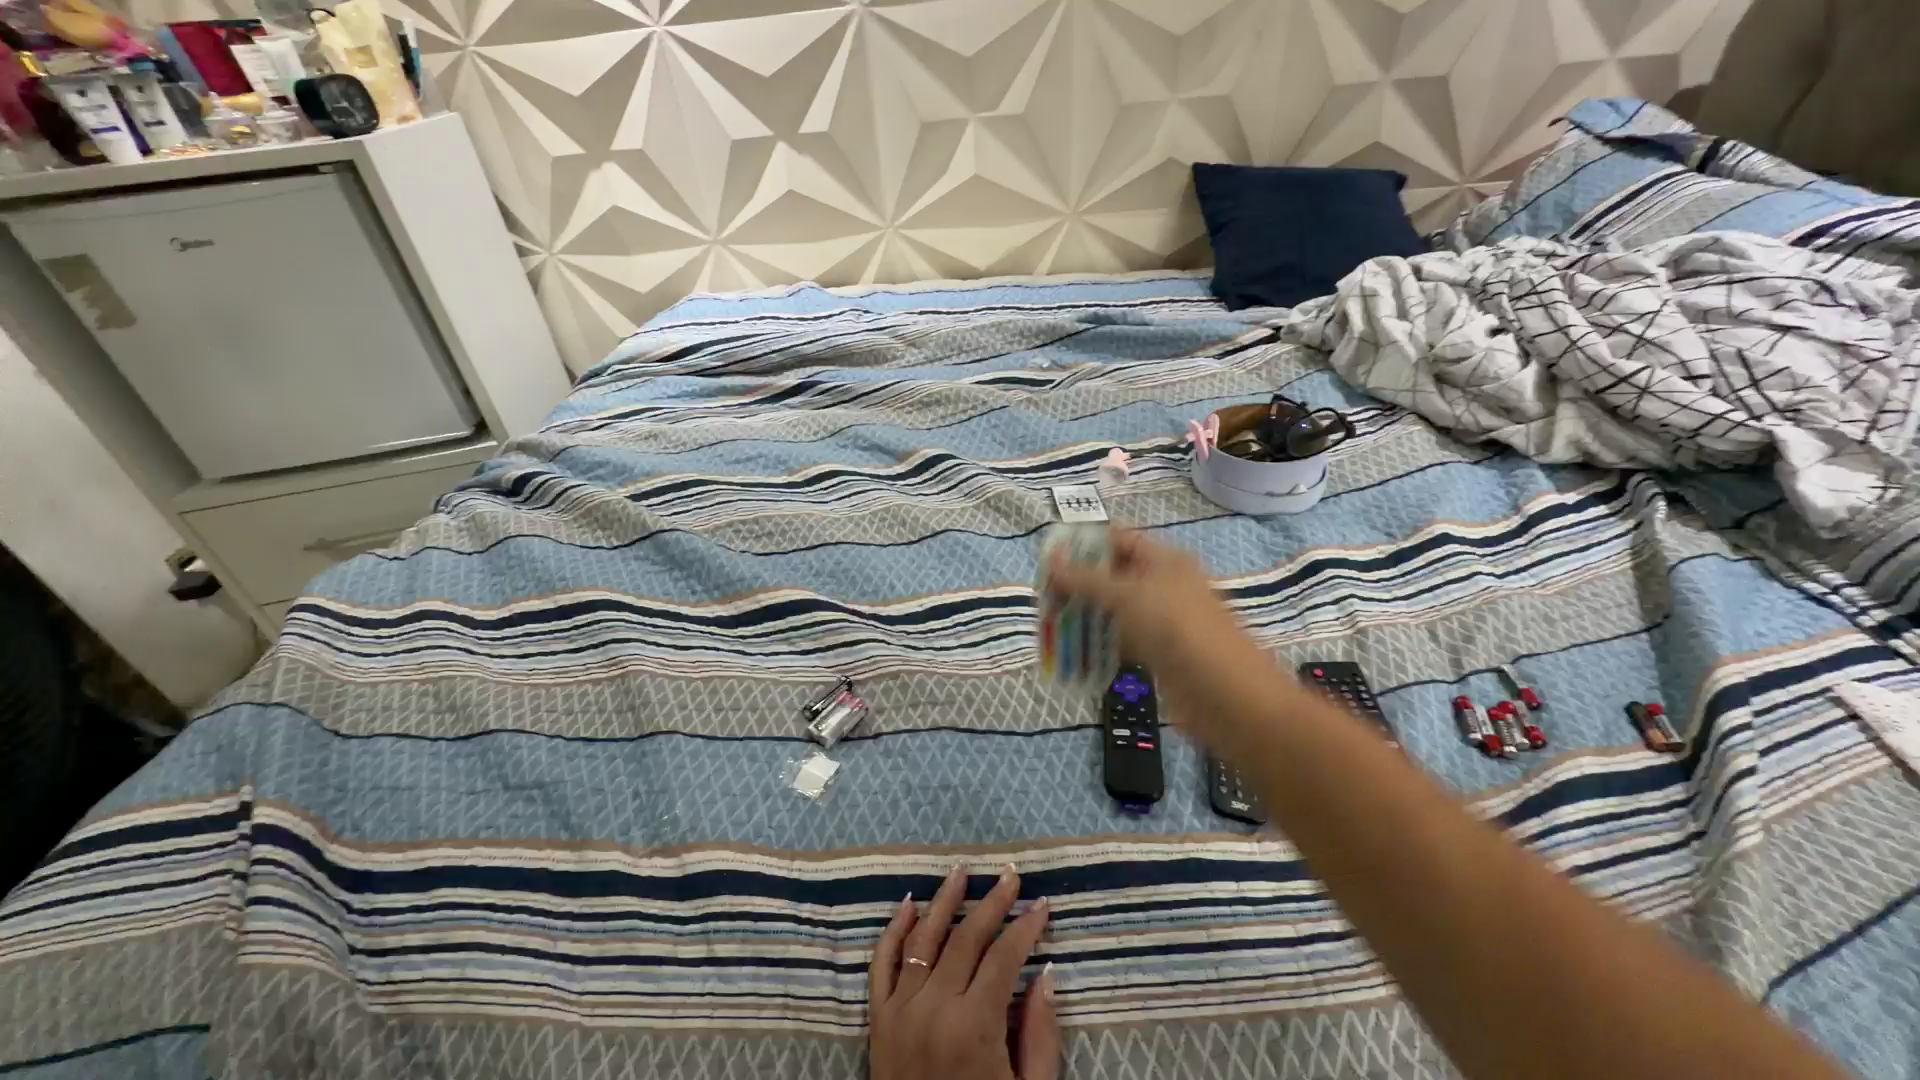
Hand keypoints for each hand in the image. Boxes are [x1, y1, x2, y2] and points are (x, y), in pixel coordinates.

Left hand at [868, 864, 1057, 1079]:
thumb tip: (1045, 974)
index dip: (1026, 927)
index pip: (1004, 956)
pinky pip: (882, 965)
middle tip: (1010, 875)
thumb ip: (1040, 1034)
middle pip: (965, 938)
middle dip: (992, 903)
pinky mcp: (877, 1021)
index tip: (1043, 904)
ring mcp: (900, 1012)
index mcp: (974, 1026)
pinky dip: (894, 931)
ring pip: (922, 940)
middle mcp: (933, 1009)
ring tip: (961, 870)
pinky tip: (907, 905)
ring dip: (943, 901)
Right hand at [1046, 528, 1284, 750]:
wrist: (1223, 692)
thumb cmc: (1175, 628)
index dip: (1084, 545)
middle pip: (1114, 576)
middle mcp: (1165, 585)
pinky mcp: (1160, 654)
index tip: (1048, 560)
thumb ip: (1085, 579)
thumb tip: (1049, 559)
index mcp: (1165, 559)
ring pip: (1116, 612)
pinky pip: (1122, 643)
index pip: (1119, 540)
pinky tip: (1073, 653)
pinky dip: (1100, 646)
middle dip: (1079, 585)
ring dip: (1086, 617)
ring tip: (1049, 624)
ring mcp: (1163, 621)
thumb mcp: (1126, 596)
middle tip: (1043, 597)